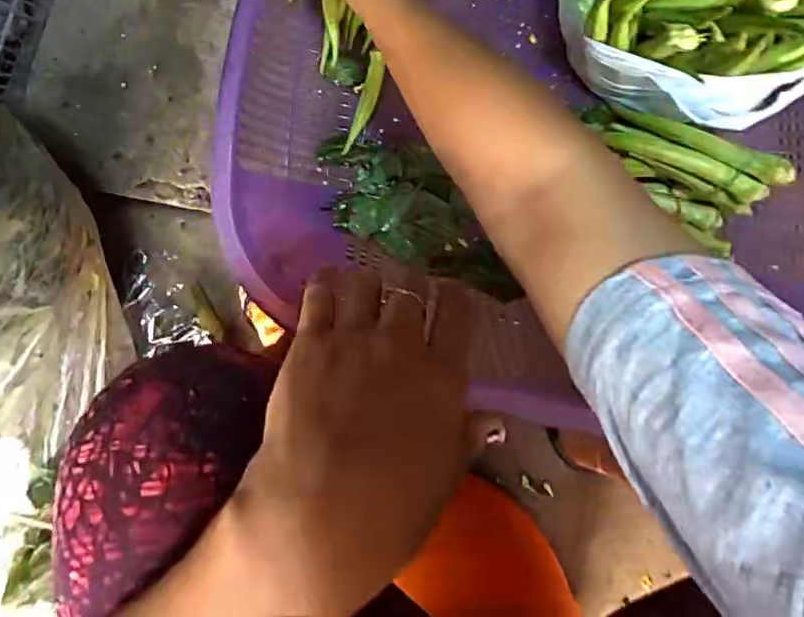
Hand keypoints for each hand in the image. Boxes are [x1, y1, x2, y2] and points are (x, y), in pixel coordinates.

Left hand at [227, 268, 498, 614]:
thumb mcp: (443, 479)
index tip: (446, 296)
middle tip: (400, 300)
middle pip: (410, 287)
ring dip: (367, 284)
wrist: (315, 521)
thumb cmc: (389, 513)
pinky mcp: (310, 343)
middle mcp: (401, 345)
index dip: (452, 295)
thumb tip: (493, 418)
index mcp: (442, 376)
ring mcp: (353, 339)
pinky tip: (327, 286)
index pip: (457, 309)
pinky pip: (321, 293)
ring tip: (361, 296)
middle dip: (408, 287)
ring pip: (365, 281)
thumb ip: (466, 438)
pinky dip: (326, 283)